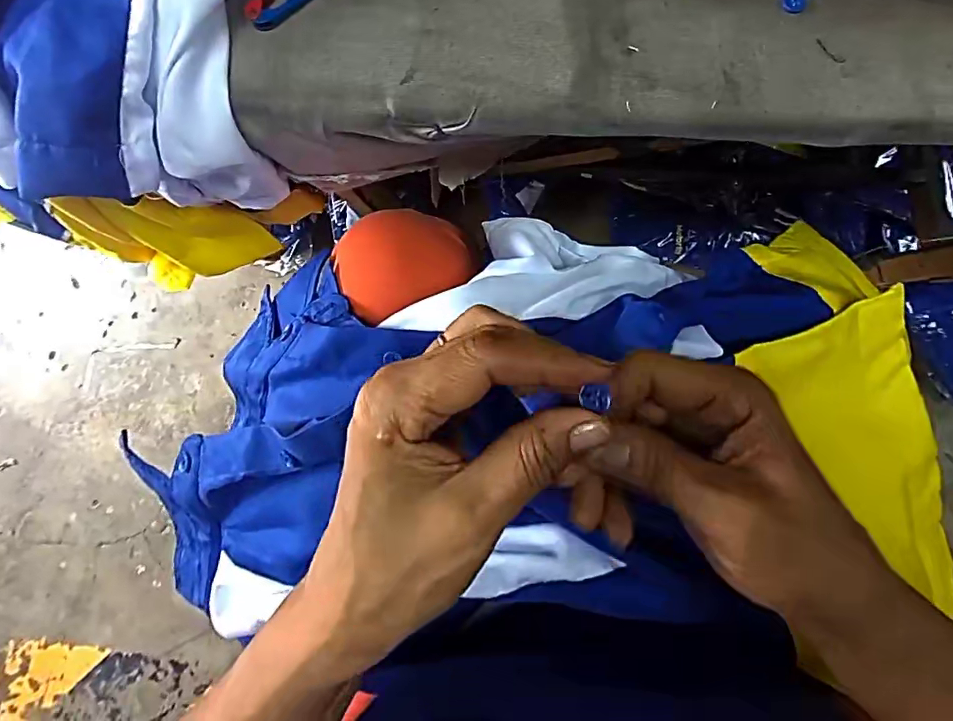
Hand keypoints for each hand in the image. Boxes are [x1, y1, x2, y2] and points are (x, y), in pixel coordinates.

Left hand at [285, 307, 615, 674]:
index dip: (553, 361)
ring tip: (575, 403)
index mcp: (400, 396)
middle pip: (489, 336)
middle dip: (545, 360)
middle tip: (591, 391)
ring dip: (537, 373)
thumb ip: (534, 456)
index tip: (605, 381)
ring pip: (491, 351)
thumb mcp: (473, 515)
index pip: (488, 353)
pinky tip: (548, 416)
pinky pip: (487, 379)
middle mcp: (405, 377)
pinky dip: (523, 391)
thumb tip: (596, 419)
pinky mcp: (430, 408)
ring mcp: (416, 389)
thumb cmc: (398, 572)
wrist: (347, 616)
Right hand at [581, 351, 952, 720]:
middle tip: (581, 502)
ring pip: (630, 431)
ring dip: (606, 472)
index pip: (650, 370)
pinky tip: (615, 525)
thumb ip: (654, 464)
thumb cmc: (790, 549)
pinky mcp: (689, 460)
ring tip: (599, 523)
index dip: (610, 400)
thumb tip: (585, 430)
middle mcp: (710, 399)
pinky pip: (640, 458)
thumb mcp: (720, 507)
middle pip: (634, 400)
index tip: (579, 451)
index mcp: (730, 392)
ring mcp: (699, 430)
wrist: (831, 599)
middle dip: (602, 444)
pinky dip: (621, 485)